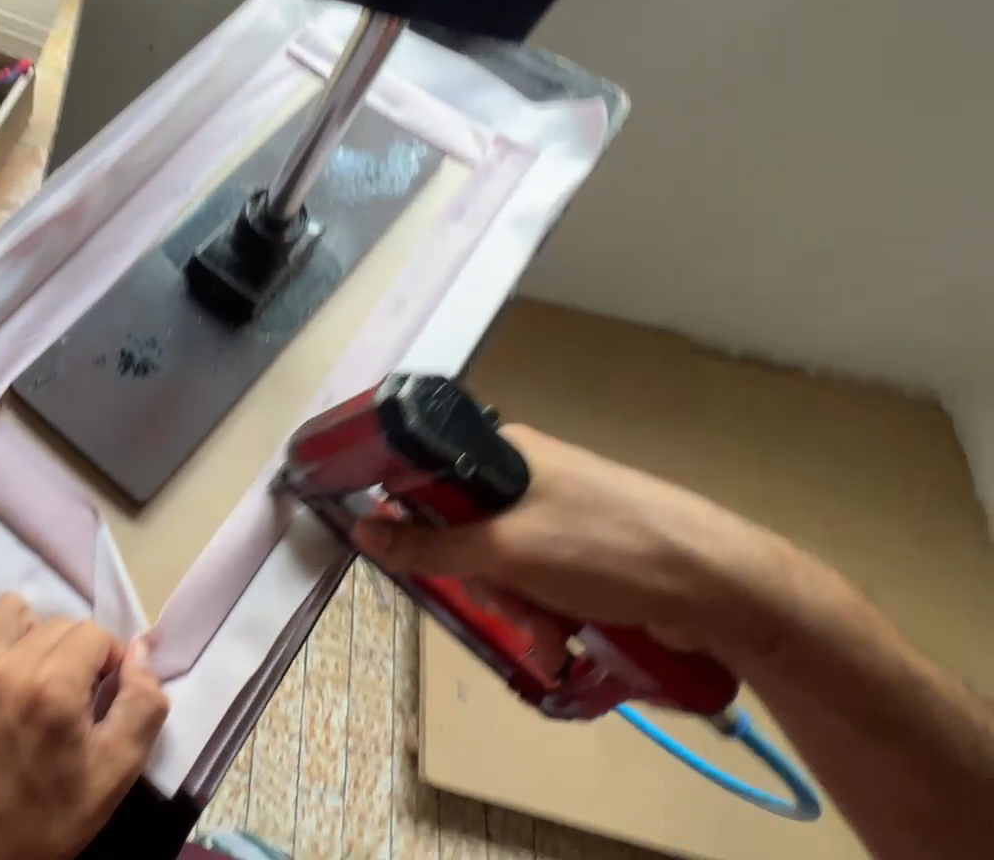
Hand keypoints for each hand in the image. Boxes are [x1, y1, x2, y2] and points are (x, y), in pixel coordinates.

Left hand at [0, 595, 169, 859]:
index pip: (94, 633)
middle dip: (76, 652)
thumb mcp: (116, 773)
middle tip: (74, 693)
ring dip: (33, 633)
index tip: (104, 693)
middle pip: (58, 623)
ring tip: (37, 673)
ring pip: (14, 611)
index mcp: (52, 688)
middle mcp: (7, 665)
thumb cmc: (50, 817)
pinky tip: (4, 673)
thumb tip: (139, 650)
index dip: (109, 660)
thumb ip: (141, 704)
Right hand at [352, 424, 809, 659]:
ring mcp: (562, 514)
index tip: (419, 554)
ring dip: (513, 603)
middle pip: (464, 527)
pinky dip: (541, 611)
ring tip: (546, 632)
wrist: (731, 590)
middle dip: (477, 577)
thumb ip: (429, 545)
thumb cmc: (607, 549)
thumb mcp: (506, 550)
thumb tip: (360, 528)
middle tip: (502, 600)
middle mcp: (529, 475)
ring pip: (500, 561)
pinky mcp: (588, 551)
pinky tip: (560, 639)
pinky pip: (537, 579)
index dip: (415, 516)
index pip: (430, 474)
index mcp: (505, 451)